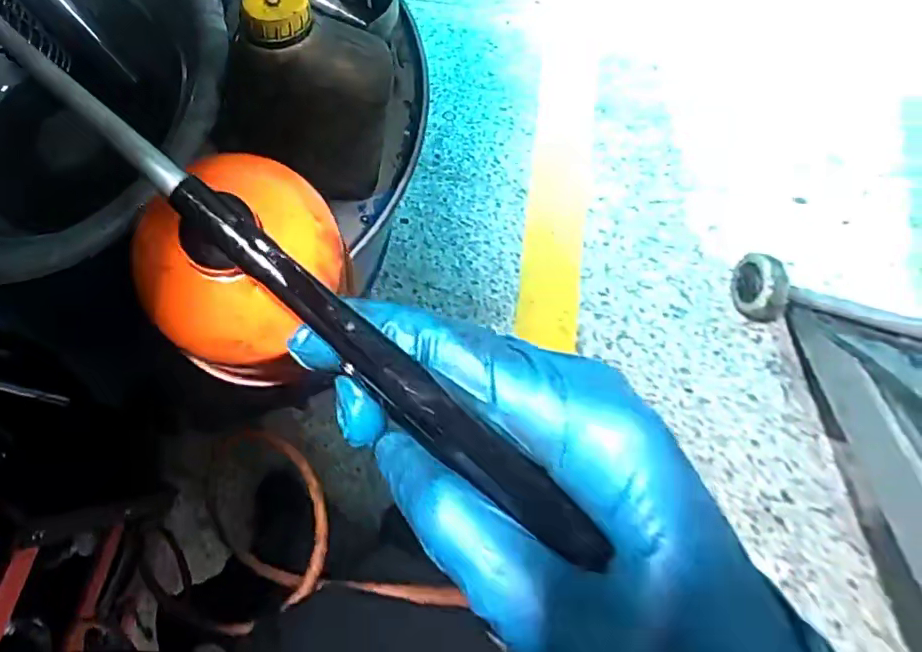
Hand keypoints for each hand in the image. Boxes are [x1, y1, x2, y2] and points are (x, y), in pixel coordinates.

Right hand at [289, 303, 819, 651]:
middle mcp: (580, 393)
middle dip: (386, 382)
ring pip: (454, 381)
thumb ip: (441, 507)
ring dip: (409, 412)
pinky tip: (430, 463)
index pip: (451, 345)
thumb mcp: (529, 595)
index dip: (369, 332)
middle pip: (448, 354)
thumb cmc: (645, 641)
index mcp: (584, 420)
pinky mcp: (565, 428)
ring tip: (390, 453)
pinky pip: (476, 407)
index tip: (308, 342)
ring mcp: (576, 408)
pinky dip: (436, 426)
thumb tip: (381, 434)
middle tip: (353, 428)